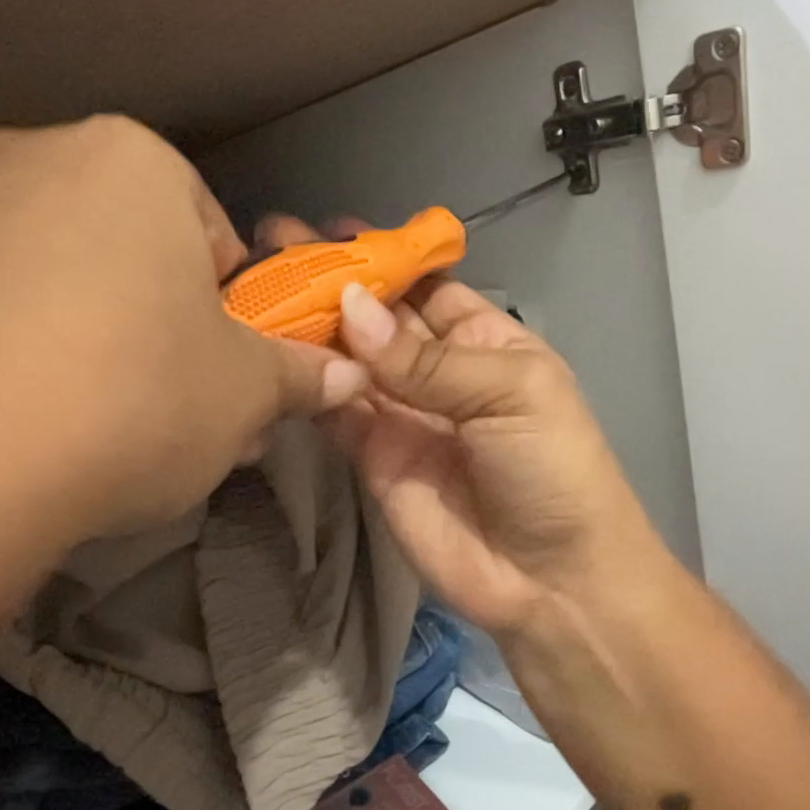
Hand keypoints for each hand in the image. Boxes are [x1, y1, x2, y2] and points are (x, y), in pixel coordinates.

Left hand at [0, 117, 365, 541]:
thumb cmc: (128, 393)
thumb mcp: (244, 394)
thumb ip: (299, 375)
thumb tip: (346, 375)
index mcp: (132, 161)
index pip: (212, 238)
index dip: (228, 317)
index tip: (219, 378)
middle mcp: (31, 158)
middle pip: (127, 256)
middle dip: (155, 331)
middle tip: (160, 413)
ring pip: (49, 285)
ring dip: (82, 348)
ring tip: (79, 433)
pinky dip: (4, 362)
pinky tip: (6, 429)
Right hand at [265, 216, 663, 632]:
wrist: (552, 580)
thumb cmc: (553, 469)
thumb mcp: (511, 394)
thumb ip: (427, 359)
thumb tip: (350, 307)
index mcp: (486, 341)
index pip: (425, 287)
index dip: (382, 260)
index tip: (330, 229)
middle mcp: (439, 372)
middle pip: (378, 319)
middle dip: (332, 283)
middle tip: (272, 245)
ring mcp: (403, 415)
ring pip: (349, 361)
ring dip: (307, 326)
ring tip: (255, 284)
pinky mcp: (373, 458)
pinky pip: (335, 412)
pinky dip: (306, 384)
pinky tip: (269, 351)